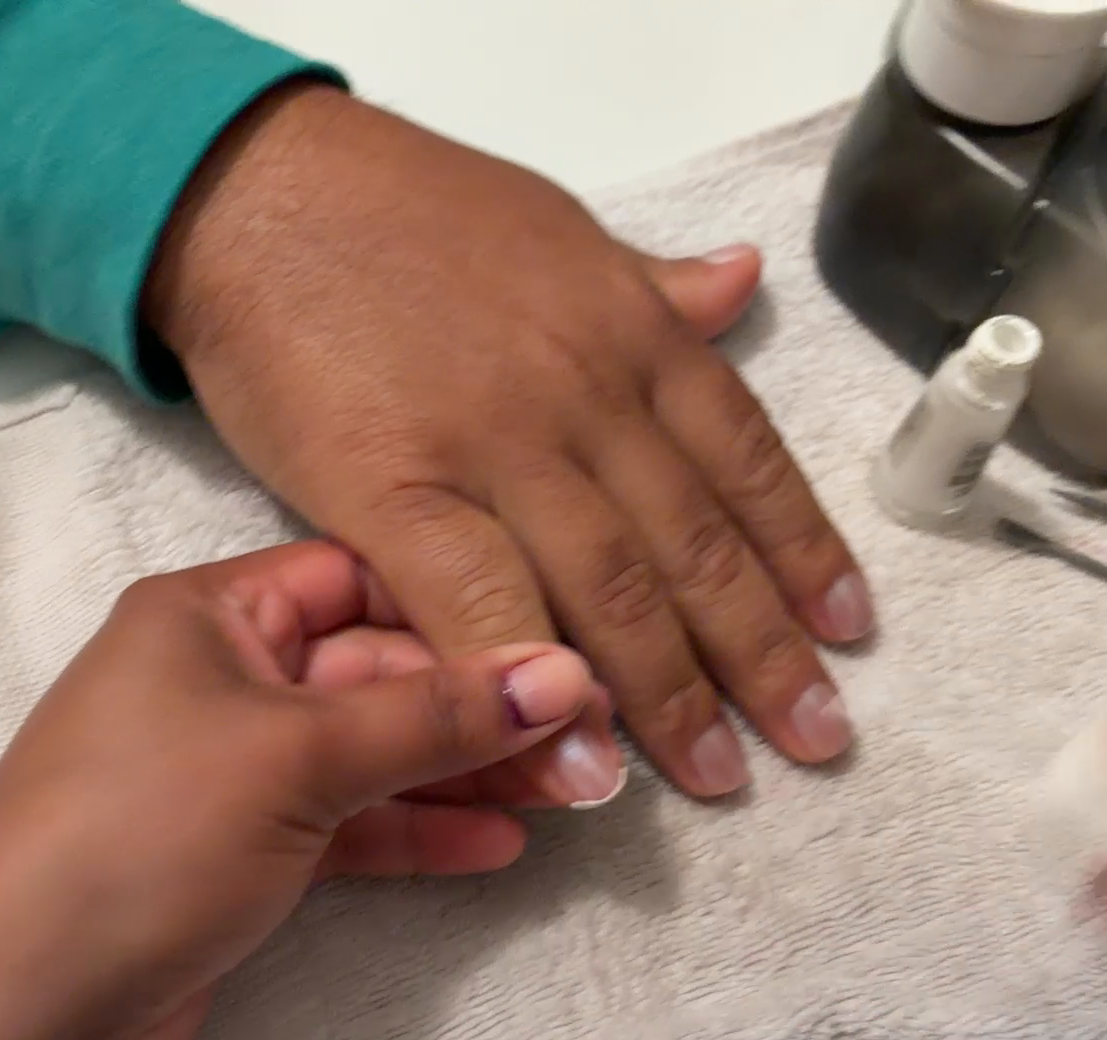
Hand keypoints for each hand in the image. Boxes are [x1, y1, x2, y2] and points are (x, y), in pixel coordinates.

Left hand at [0, 541, 608, 1039]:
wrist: (7, 1029)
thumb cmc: (143, 836)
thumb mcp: (298, 756)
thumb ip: (436, 714)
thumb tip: (567, 673)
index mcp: (214, 612)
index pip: (361, 581)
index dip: (456, 606)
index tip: (553, 641)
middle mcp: (228, 673)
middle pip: (380, 674)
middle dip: (478, 711)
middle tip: (587, 738)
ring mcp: (239, 762)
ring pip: (375, 751)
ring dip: (464, 773)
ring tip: (566, 791)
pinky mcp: (248, 842)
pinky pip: (352, 819)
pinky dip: (418, 830)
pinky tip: (498, 844)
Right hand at [143, 82, 871, 798]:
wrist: (259, 197)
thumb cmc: (399, 212)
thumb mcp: (553, 228)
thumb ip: (650, 283)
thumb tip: (741, 282)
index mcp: (626, 330)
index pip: (744, 460)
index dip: (803, 551)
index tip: (846, 630)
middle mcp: (583, 395)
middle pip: (693, 546)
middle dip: (761, 653)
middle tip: (815, 738)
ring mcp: (494, 447)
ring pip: (611, 589)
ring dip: (674, 694)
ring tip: (721, 775)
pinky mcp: (396, 493)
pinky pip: (486, 606)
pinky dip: (540, 689)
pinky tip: (587, 766)